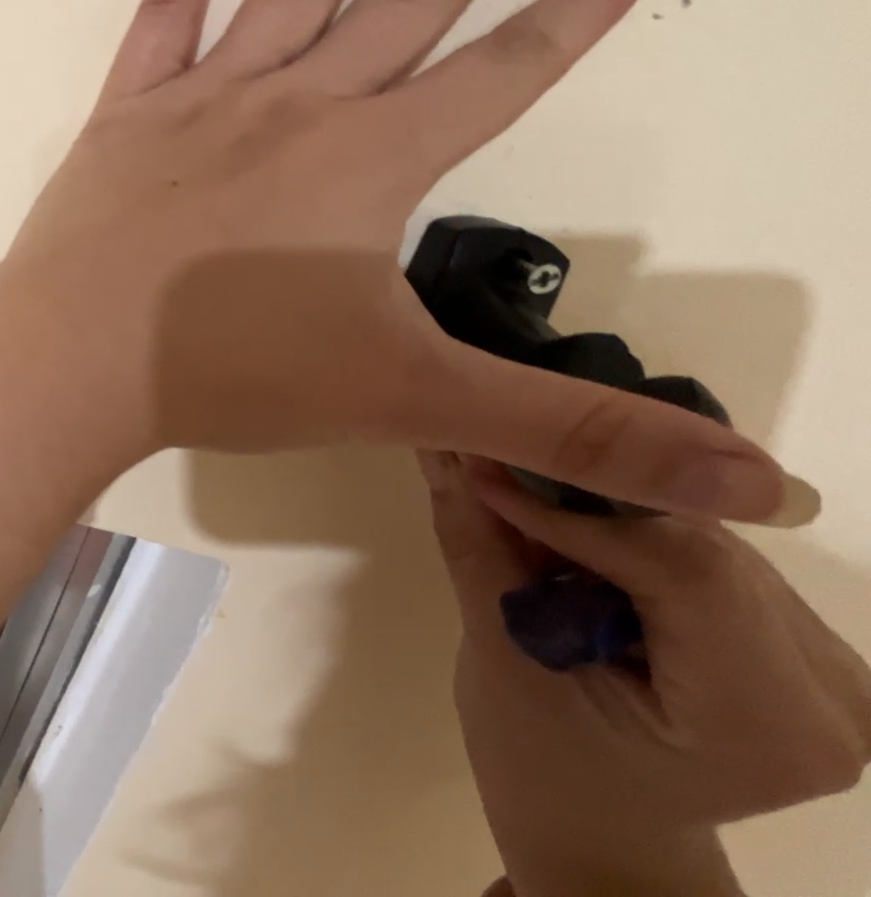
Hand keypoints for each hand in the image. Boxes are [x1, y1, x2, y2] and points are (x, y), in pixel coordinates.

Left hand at [0, 0, 809, 637]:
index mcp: (374, 163)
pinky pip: (168, 2)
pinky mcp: (128, 110)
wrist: (75, 363)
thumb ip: (575, 433)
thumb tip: (761, 491)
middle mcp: (300, 105)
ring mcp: (207, 97)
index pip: (506, 71)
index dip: (579, 14)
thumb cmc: (228, 376)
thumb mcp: (410, 403)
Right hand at [423, 453, 870, 896]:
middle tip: (490, 480)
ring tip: (520, 513)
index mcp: (769, 722)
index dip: (579, 510)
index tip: (483, 473)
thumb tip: (444, 448)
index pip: (687, 570)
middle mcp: (836, 690)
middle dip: (586, 506)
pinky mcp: (799, 642)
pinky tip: (567, 545)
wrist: (598, 827)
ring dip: (603, 517)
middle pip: (703, 548)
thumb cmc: (539, 767)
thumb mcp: (498, 661)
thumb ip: (480, 551)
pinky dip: (625, 538)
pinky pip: (705, 556)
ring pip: (703, 540)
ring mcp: (830, 664)